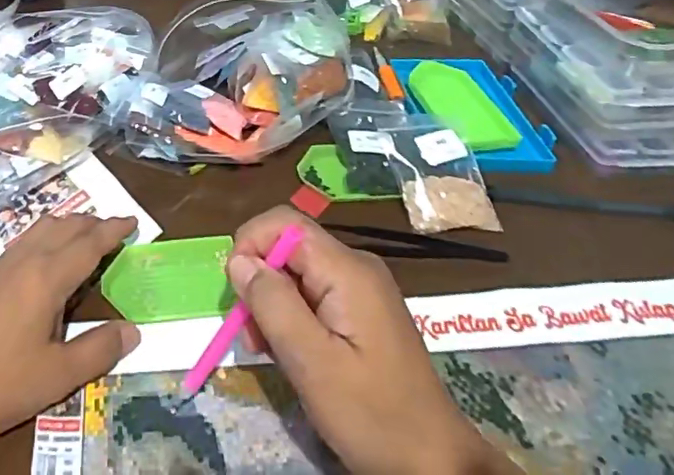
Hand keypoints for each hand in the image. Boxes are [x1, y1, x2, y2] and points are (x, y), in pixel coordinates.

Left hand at [0, 213, 140, 474]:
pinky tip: (50, 256)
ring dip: (70, 225)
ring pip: (43, 227)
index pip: (89, 243)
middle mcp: (26, 260)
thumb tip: (134, 330)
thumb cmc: (3, 383)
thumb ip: (99, 349)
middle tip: (117, 231)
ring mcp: (4, 265)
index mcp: (47, 277)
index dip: (113, 230)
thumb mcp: (60, 375)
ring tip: (88, 238)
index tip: (133, 221)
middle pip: (66, 227)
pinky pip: (27, 238)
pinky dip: (49, 234)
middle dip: (94, 223)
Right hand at [228, 207, 512, 474]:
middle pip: (288, 247)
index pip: (284, 222)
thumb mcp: (313, 364)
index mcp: (348, 270)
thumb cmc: (373, 415)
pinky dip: (291, 316)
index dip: (251, 244)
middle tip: (251, 336)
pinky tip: (290, 352)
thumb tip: (238, 260)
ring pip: (296, 272)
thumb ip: (273, 305)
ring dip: (272, 304)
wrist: (436, 465)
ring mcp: (361, 288)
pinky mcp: (361, 310)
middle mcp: (355, 266)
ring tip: (267, 351)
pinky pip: (313, 293)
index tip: (237, 292)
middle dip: (260, 282)